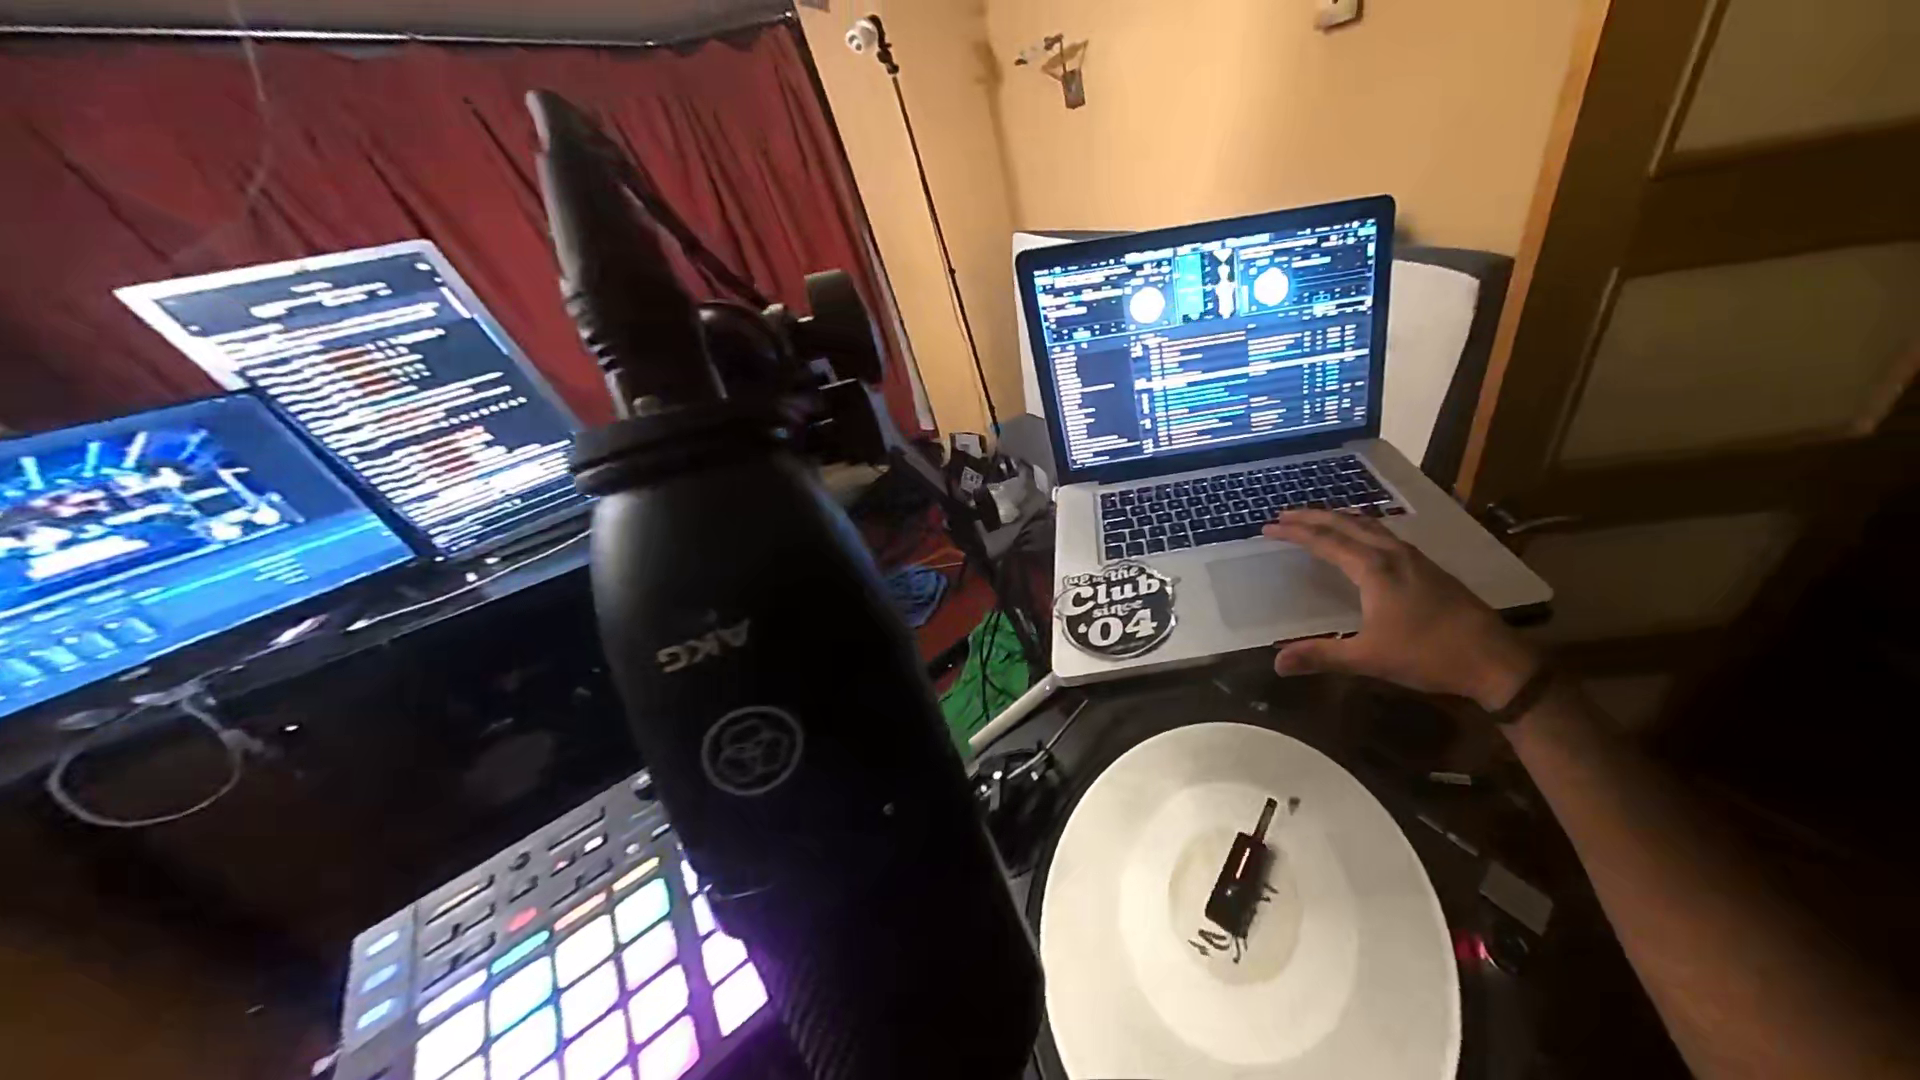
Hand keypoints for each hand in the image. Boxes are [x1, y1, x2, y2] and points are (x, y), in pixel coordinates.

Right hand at [1262, 510, 1540, 710]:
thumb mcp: (1368, 658)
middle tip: (1284, 515)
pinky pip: (1385, 535)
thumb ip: (1321, 655)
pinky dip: (1361, 528)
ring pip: (1370, 525)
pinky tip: (1362, 539)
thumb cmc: (1428, 655)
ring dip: (1339, 518)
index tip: (1268, 527)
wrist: (1497, 661)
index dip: (1294, 533)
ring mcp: (1415, 559)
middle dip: (1312, 516)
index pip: (1325, 541)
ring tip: (1317, 518)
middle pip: (1346, 524)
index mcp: (1375, 570)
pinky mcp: (1429, 568)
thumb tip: (1277, 663)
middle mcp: (1393, 555)